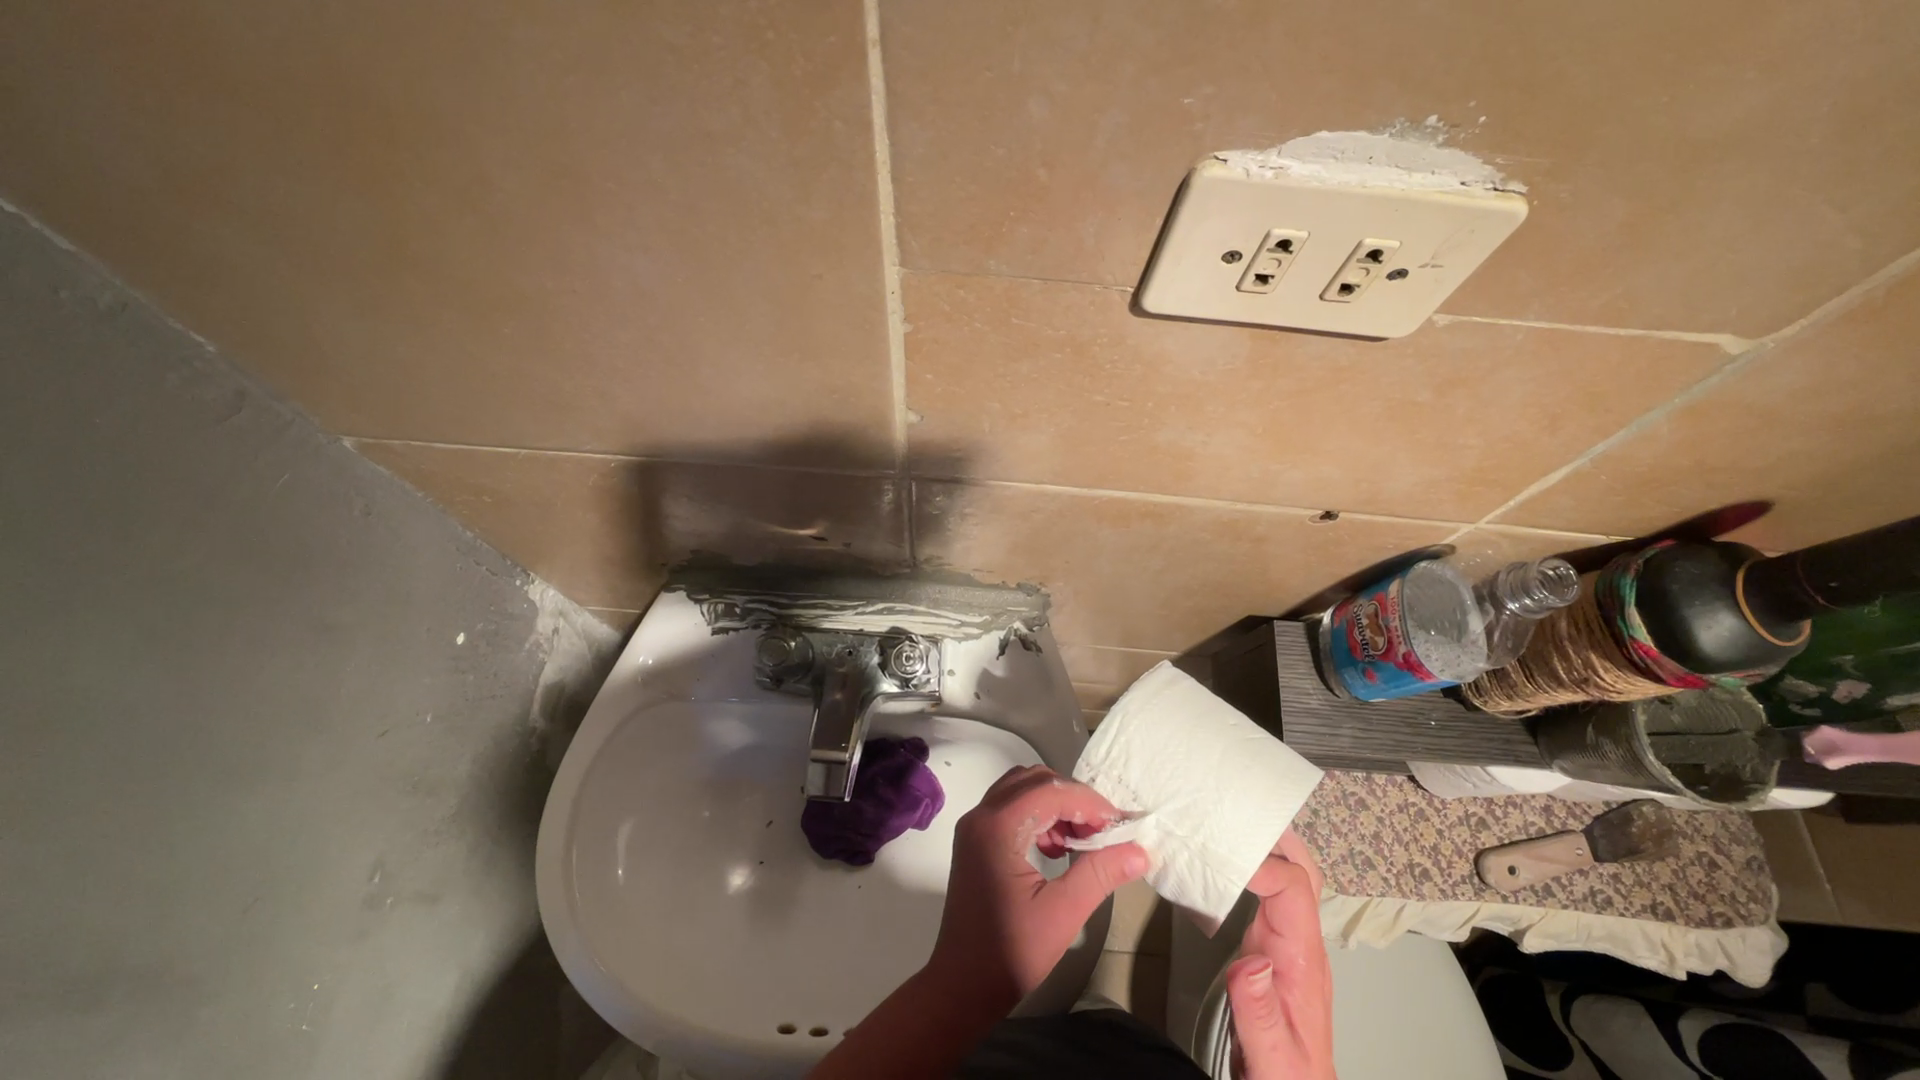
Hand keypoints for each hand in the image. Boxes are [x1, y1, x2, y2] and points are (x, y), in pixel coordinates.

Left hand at [925, 765, 1147, 1009]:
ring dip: (1056, 805)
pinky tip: (1058, 849)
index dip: (1090, 803)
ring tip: (1082, 841)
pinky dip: (1039, 817)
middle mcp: (981, 816)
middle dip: (1073, 799)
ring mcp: (974, 827)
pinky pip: (1011, 809)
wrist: (963, 984)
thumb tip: (1142, 850)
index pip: (1051, 791)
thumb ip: (1101, 872)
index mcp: (998, 827)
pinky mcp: (975, 841)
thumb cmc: (1011, 950)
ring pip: (1022, 791)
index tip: (1120, 827)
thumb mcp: (1064, 912)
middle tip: (1102, 831)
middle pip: (1035, 781)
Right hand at [1227, 830, 1335, 1079]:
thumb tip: (1250, 960)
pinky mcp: (1273, 948)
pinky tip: (1226, 862)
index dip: (1263, 865)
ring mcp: (1289, 943)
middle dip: (1276, 837)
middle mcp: (1301, 943)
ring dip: (1267, 847)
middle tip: (1236, 811)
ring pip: (1290, 879)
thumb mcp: (1271, 1056)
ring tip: (1228, 823)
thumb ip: (1257, 1011)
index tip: (1224, 854)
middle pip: (1303, 873)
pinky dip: (1253, 870)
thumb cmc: (1286, 1077)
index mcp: (1302, 960)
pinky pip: (1271, 896)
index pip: (1293, 890)